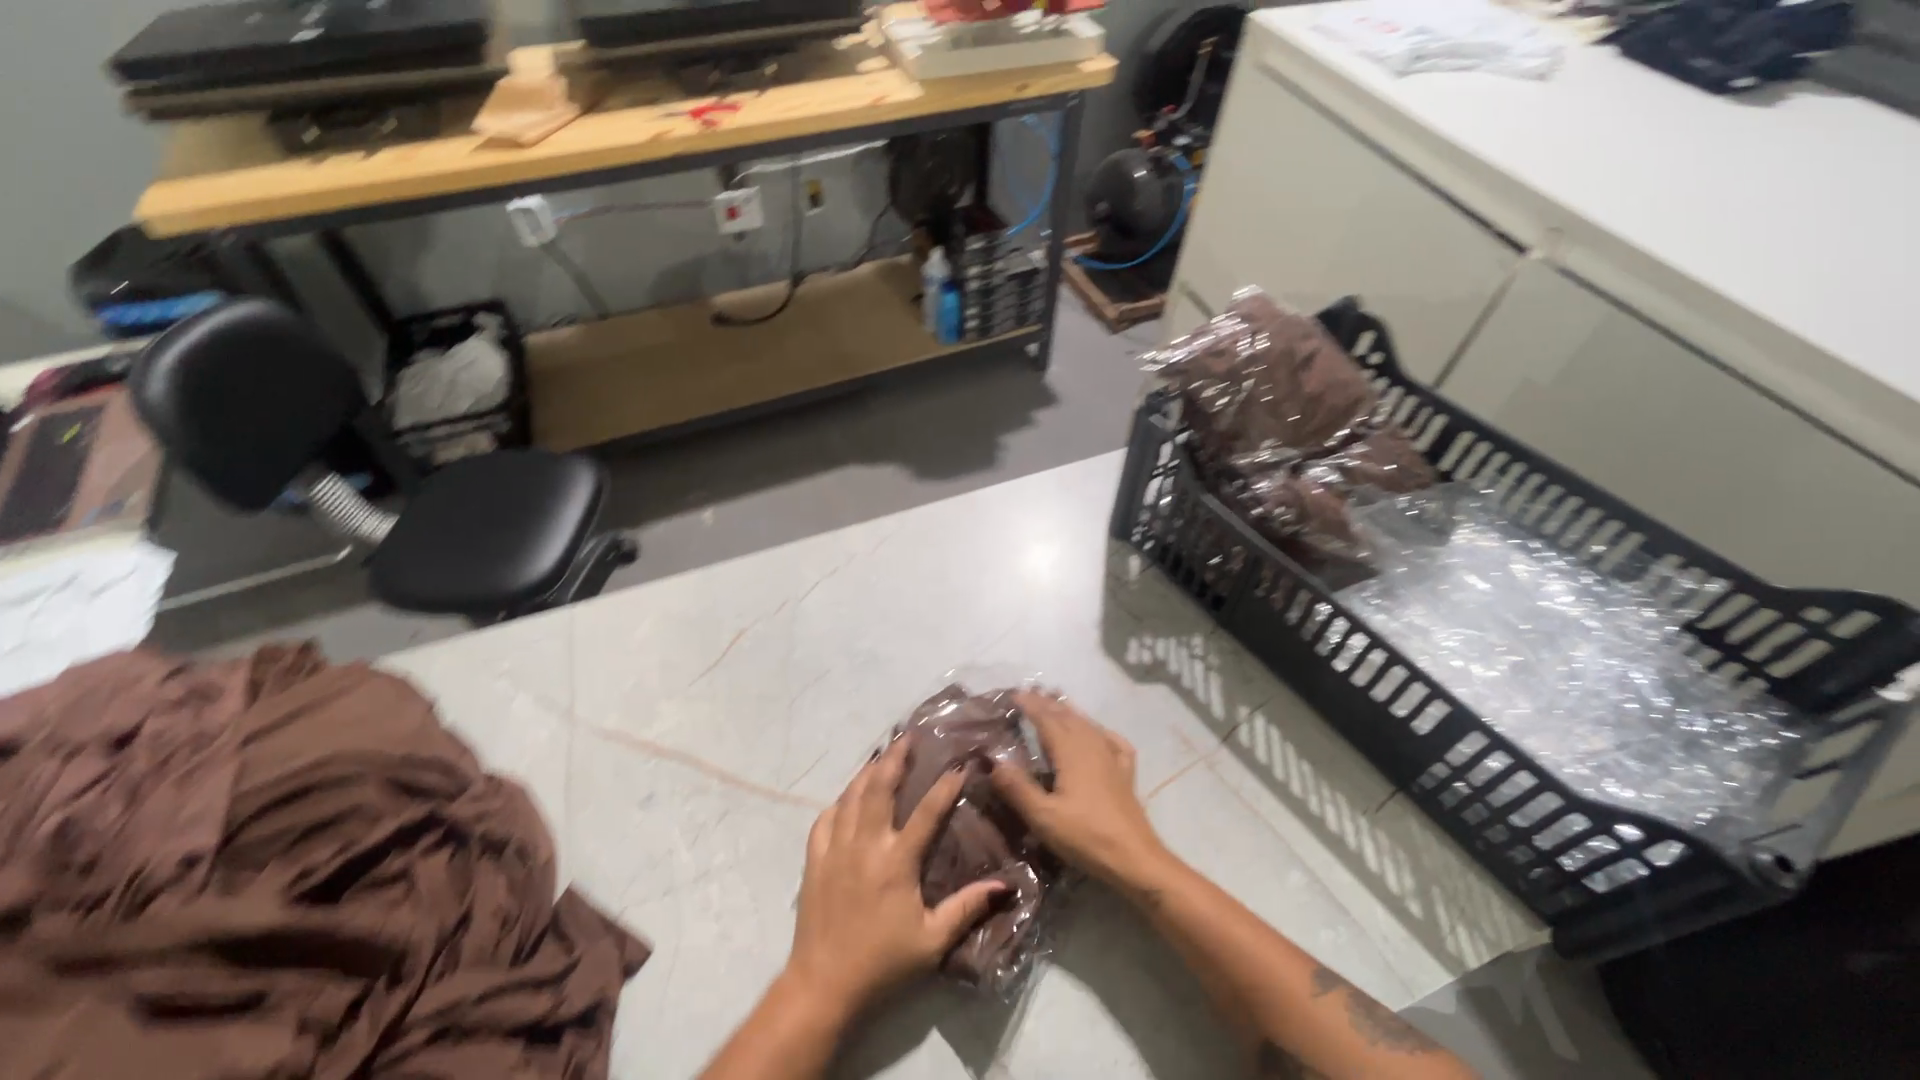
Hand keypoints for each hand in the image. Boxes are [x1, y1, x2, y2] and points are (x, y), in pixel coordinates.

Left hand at [785, 738, 1005, 1014]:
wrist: (823, 983)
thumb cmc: (883, 963)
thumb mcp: (932, 941)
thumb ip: (967, 908)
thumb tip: (1005, 884)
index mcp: (896, 862)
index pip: (926, 813)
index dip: (944, 786)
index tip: (960, 764)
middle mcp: (864, 846)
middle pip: (878, 788)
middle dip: (894, 758)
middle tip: (908, 737)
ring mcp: (835, 850)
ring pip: (850, 797)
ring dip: (867, 772)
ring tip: (881, 756)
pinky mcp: (814, 860)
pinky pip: (825, 818)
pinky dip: (839, 801)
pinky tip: (848, 798)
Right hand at [990, 692, 1174, 889]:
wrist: (1134, 859)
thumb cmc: (1086, 837)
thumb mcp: (1043, 817)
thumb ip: (1018, 788)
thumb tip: (994, 761)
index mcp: (1072, 753)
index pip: (1047, 719)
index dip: (1031, 705)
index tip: (1014, 694)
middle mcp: (1093, 748)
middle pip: (1068, 717)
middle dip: (1048, 704)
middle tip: (1030, 695)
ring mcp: (1112, 760)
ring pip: (1089, 726)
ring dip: (1070, 712)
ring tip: (1057, 704)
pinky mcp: (1125, 775)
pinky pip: (1112, 741)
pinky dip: (1101, 731)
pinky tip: (1100, 733)